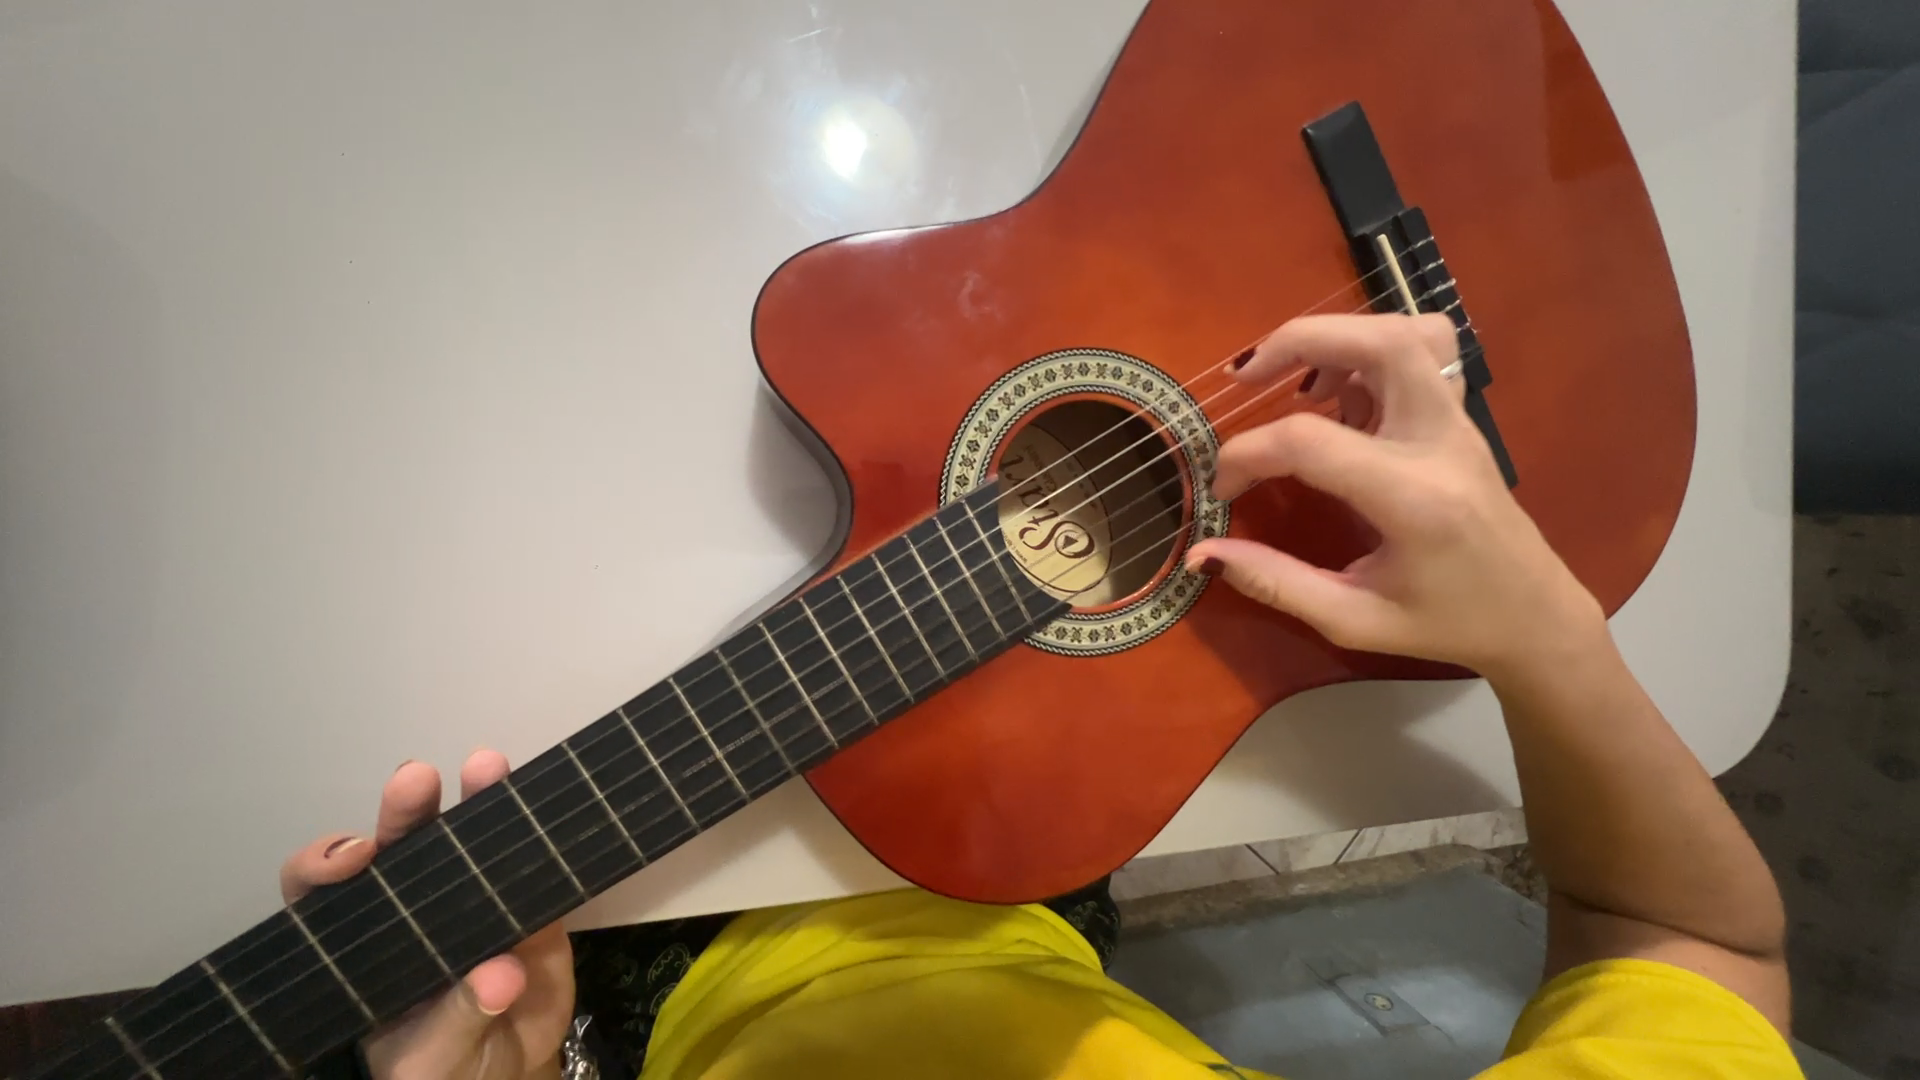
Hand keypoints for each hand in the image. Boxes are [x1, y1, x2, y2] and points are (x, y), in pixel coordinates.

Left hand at [281, 751, 574, 1079]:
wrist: (515, 1074)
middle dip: (403, 812)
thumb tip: (499, 974)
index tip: (356, 860)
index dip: (327, 869)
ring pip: (469, 839)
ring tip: (486, 764)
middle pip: (399, 851)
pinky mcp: (531, 897)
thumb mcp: (431, 1072)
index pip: (327, 901)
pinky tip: (540, 796)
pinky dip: (537, 825)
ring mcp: (476, 898)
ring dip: (476, 796)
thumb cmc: (448, 1077)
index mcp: (364, 953)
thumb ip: (454, 1027)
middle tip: (416, 781)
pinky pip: (532, 856)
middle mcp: (414, 912)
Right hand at [1186, 314, 1605, 679]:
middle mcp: (1440, 443)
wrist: (1534, 618)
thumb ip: (1273, 582)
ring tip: (1294, 379)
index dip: (1245, 455)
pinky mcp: (1457, 421)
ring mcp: (1457, 424)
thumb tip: (1199, 554)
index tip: (1222, 489)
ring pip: (1410, 333)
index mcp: (1413, 499)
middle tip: (1245, 376)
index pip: (1309, 442)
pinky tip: (1333, 396)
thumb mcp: (1351, 619)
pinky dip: (1365, 353)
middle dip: (1299, 341)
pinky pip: (1418, 355)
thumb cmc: (1444, 624)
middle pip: (1380, 343)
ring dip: (1340, 338)